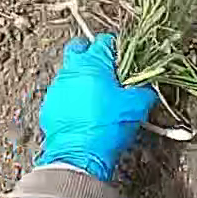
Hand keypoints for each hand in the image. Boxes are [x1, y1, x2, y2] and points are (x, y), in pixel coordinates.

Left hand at [36, 35, 157, 181]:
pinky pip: (63, 93)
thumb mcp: (136, 106)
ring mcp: (57, 88)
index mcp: (92, 64)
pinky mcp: (49, 106)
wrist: (79, 156)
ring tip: (98, 92)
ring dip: (83, 76)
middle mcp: (71, 71)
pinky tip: (86, 110)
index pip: (105, 41)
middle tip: (107, 66)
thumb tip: (146, 88)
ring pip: (70, 71)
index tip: (126, 58)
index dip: (118, 48)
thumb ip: (144, 91)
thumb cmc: (107, 126)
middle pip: (79, 47)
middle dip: (92, 52)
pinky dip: (73, 96)